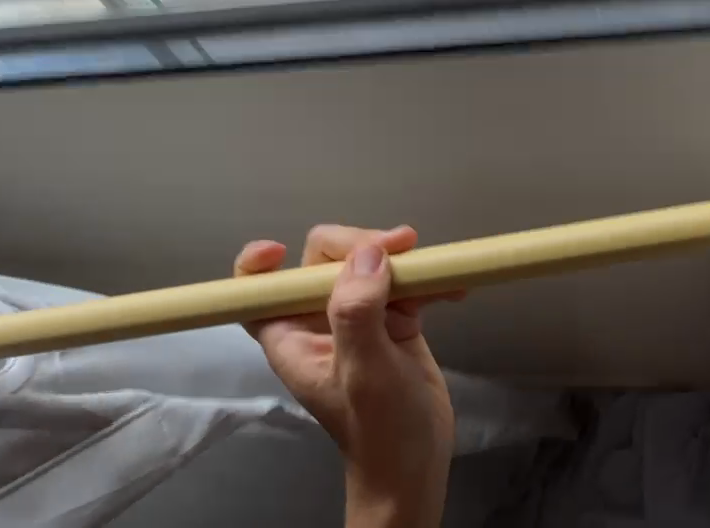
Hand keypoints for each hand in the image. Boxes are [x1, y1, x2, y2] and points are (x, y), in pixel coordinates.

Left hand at [234, 225, 457, 527]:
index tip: (282, 249)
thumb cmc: (380, 430)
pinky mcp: (392, 316)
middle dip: (361, 246)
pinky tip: (453, 290)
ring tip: (437, 274)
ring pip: (367, 260)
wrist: (417, 464)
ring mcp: (358, 316)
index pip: (256, 290)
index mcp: (292, 335)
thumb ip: (358, 313)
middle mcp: (318, 320)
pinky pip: (403, 280)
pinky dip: (427, 279)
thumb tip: (369, 253)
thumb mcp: (365, 373)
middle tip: (404, 247)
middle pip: (324, 259)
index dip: (259, 264)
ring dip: (402, 259)